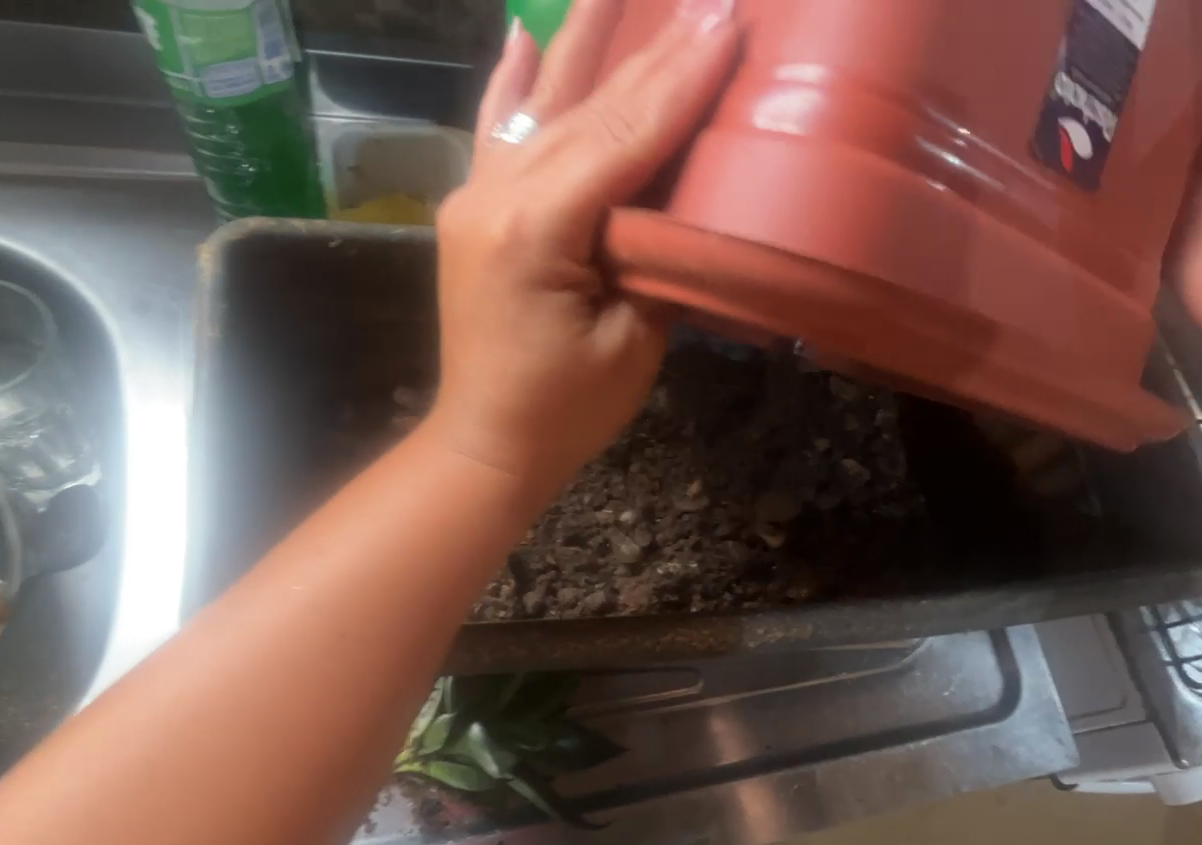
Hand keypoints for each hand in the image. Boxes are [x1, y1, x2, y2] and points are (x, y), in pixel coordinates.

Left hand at [427, 0, 739, 497]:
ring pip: (544, 108)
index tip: (728, 22)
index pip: (623, 138)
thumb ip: (655, 258)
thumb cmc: (566, 411)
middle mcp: (495, 195)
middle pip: (588, 111)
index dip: (681, 82)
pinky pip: (496, 134)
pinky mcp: (473, 212)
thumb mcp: (633, 344)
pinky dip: (514, 85)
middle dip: (653, 55)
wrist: (488, 443)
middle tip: (708, 1)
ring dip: (589, 46)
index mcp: (537, 229)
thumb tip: (678, 198)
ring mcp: (475, 198)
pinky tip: (524, 37)